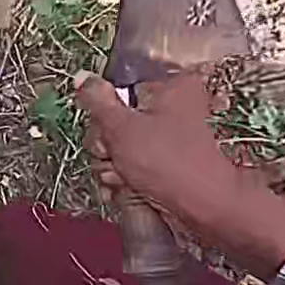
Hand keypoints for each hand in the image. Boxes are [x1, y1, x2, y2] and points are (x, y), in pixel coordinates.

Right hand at [75, 71, 284, 279]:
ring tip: (124, 175)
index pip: (119, 90)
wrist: (203, 208)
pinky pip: (131, 162)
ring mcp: (171, 137)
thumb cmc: (167, 162)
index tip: (106, 132)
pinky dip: (123, 175)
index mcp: (171, 87)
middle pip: (116, 118)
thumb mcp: (121, 127)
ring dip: (112, 163)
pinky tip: (127, 184)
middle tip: (115, 156)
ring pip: (120, 144)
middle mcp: (173, 108)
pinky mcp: (167, 161)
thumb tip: (81, 76)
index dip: (104, 113)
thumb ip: (96, 101)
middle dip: (107, 144)